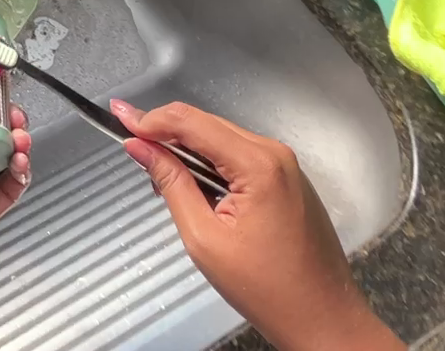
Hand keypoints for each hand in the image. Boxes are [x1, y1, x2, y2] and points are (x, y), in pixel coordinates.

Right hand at [113, 100, 400, 350]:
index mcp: (257, 164)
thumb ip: (169, 182)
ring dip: (184, 148)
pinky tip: (192, 184)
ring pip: (217, 135)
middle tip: (130, 146)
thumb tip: (137, 145)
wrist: (327, 325)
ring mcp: (283, 164)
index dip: (149, 119)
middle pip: (203, 122)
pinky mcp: (285, 177)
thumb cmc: (267, 290)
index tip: (117, 119)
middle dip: (163, 131)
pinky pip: (235, 152)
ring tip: (160, 175)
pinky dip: (207, 161)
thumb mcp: (203, 237)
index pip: (190, 121)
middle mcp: (273, 153)